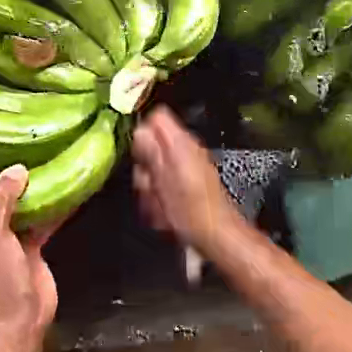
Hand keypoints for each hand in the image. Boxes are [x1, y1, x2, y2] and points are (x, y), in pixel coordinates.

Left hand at [0, 166, 62, 351]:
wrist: (17, 324)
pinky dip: (51, 208)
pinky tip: (68, 189)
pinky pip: (40, 222)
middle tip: (5, 151)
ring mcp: (6, 245)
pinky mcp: (31, 252)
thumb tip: (16, 169)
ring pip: (14, 212)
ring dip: (24, 193)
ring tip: (40, 161)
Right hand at [131, 106, 248, 252]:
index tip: (135, 151)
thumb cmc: (191, 211)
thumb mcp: (164, 182)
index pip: (158, 117)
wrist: (216, 234)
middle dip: (144, 165)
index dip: (142, 130)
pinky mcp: (189, 182)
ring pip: (156, 166)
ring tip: (157, 202)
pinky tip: (164, 210)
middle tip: (148, 186)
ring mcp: (190, 165)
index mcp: (182, 143)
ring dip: (151, 184)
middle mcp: (188, 149)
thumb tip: (139, 130)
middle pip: (153, 144)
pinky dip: (161, 194)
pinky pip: (165, 181)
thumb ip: (151, 153)